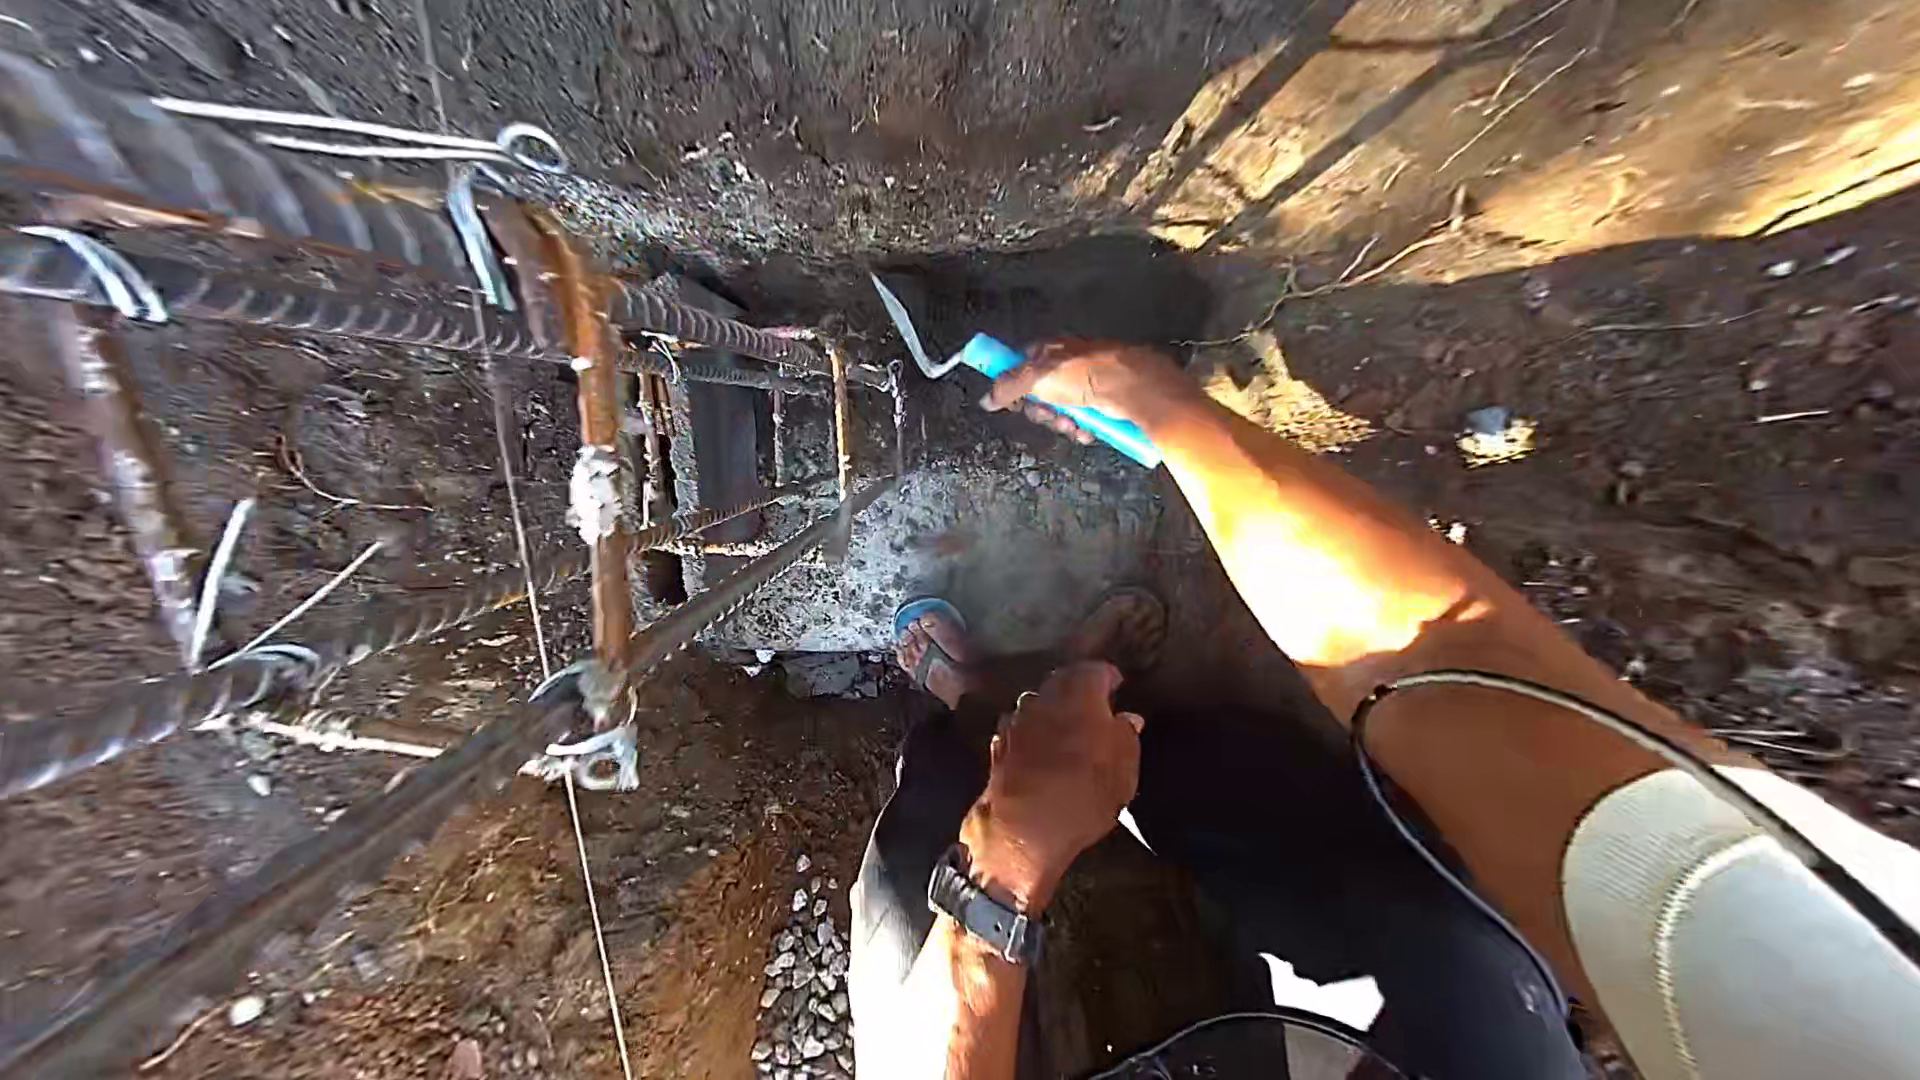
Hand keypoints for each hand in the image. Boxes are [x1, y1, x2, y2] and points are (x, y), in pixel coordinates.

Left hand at [958, 662, 1143, 913]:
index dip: (1108, 677)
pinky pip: (1022, 724)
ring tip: (1068, 726)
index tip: (1117, 686)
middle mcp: (1044, 695)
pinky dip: (1034, 729)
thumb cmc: (1085, 791)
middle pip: (1063, 680)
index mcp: (1079, 692)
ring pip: (1039, 700)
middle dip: (1078, 687)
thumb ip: (1126, 736)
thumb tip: (1127, 718)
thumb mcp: (1124, 768)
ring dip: (1053, 707)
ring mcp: (1017, 717)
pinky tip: (1041, 746)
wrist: (1023, 825)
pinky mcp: (999, 741)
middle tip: (1094, 704)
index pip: (1096, 670)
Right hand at [979, 338, 1195, 443]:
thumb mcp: (1037, 378)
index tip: (1012, 402)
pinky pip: (1082, 421)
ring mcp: (1087, 384)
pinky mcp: (1103, 403)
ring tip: (1074, 424)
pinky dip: (1082, 428)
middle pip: (1039, 395)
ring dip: (1062, 423)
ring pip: (1061, 412)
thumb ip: (1007, 386)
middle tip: (1050, 415)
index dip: (1013, 386)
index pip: (1019, 366)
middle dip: (1042, 412)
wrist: (1135, 389)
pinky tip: (1088, 428)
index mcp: (1051, 351)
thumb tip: (986, 398)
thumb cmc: (1089, 374)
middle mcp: (1068, 365)